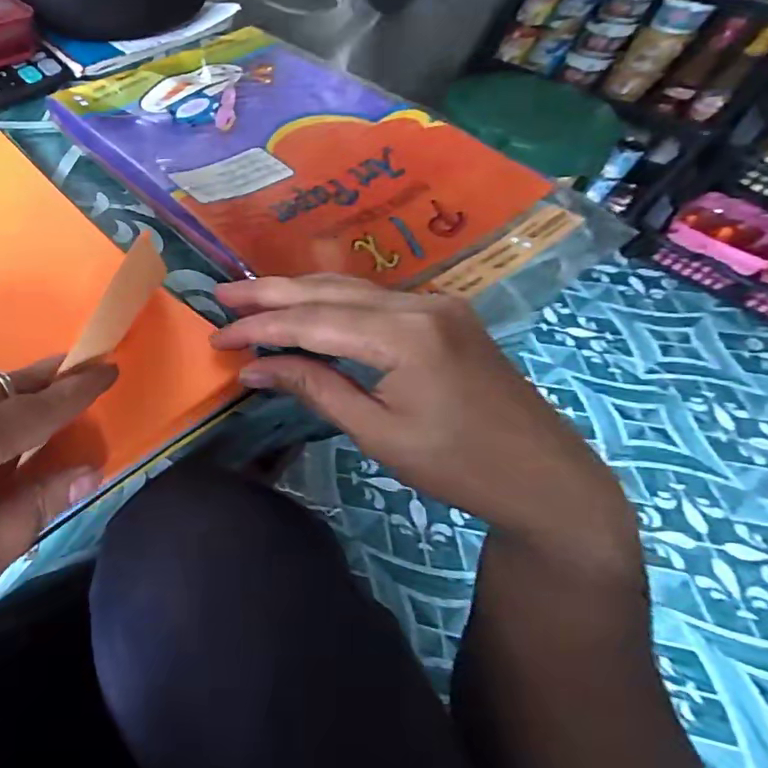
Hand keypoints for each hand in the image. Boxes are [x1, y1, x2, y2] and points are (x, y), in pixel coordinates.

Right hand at [209, 274, 638, 580]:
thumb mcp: (377, 432)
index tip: (218, 337)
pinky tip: (302, 306)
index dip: (259, 328)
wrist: (549, 479)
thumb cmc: (459, 466)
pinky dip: (327, 301)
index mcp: (406, 336)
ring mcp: (435, 305)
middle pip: (327, 291)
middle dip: (269, 293)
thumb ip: (314, 388)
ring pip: (348, 288)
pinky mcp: (441, 315)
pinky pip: (370, 299)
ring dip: (295, 292)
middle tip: (220, 294)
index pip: (312, 322)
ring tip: (248, 295)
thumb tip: (252, 370)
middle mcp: (420, 305)